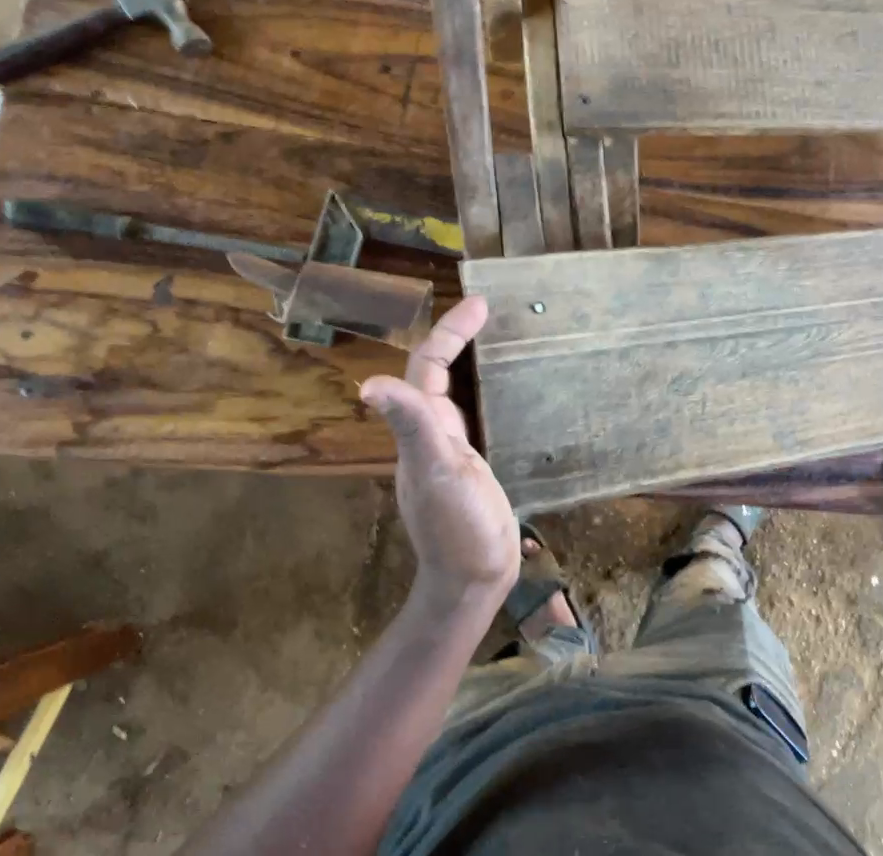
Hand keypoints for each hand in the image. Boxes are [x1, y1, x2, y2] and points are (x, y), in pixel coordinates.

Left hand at [360, 297, 517, 603]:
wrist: (473, 578)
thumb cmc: (457, 526)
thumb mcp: (437, 472)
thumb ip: (410, 426)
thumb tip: (367, 383)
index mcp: (423, 428)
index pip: (429, 364)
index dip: (450, 331)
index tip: (481, 303)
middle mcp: (433, 433)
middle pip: (439, 373)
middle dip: (459, 338)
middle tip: (492, 312)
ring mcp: (453, 451)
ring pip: (457, 393)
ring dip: (473, 363)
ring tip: (504, 341)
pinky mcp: (474, 468)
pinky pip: (478, 417)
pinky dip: (490, 395)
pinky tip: (515, 397)